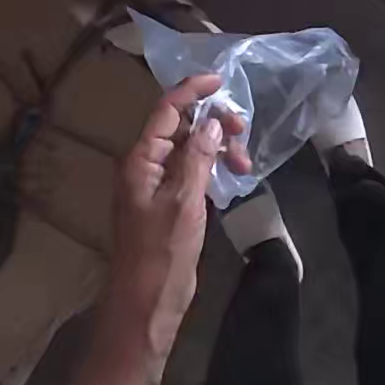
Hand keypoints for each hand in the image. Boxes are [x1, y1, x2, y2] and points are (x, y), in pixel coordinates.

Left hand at [98, 75, 249, 373]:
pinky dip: (213, 166)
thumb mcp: (185, 200)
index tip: (221, 80)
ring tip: (244, 163)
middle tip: (243, 130)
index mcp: (141, 160)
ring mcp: (157, 184)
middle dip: (213, 122)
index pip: (166, 111)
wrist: (145, 305)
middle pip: (181, 127)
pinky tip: (233, 175)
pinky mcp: (169, 201)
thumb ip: (197, 156)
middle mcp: (146, 166)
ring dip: (218, 147)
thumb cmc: (162, 252)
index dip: (192, 91)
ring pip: (190, 148)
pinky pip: (193, 169)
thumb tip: (212, 122)